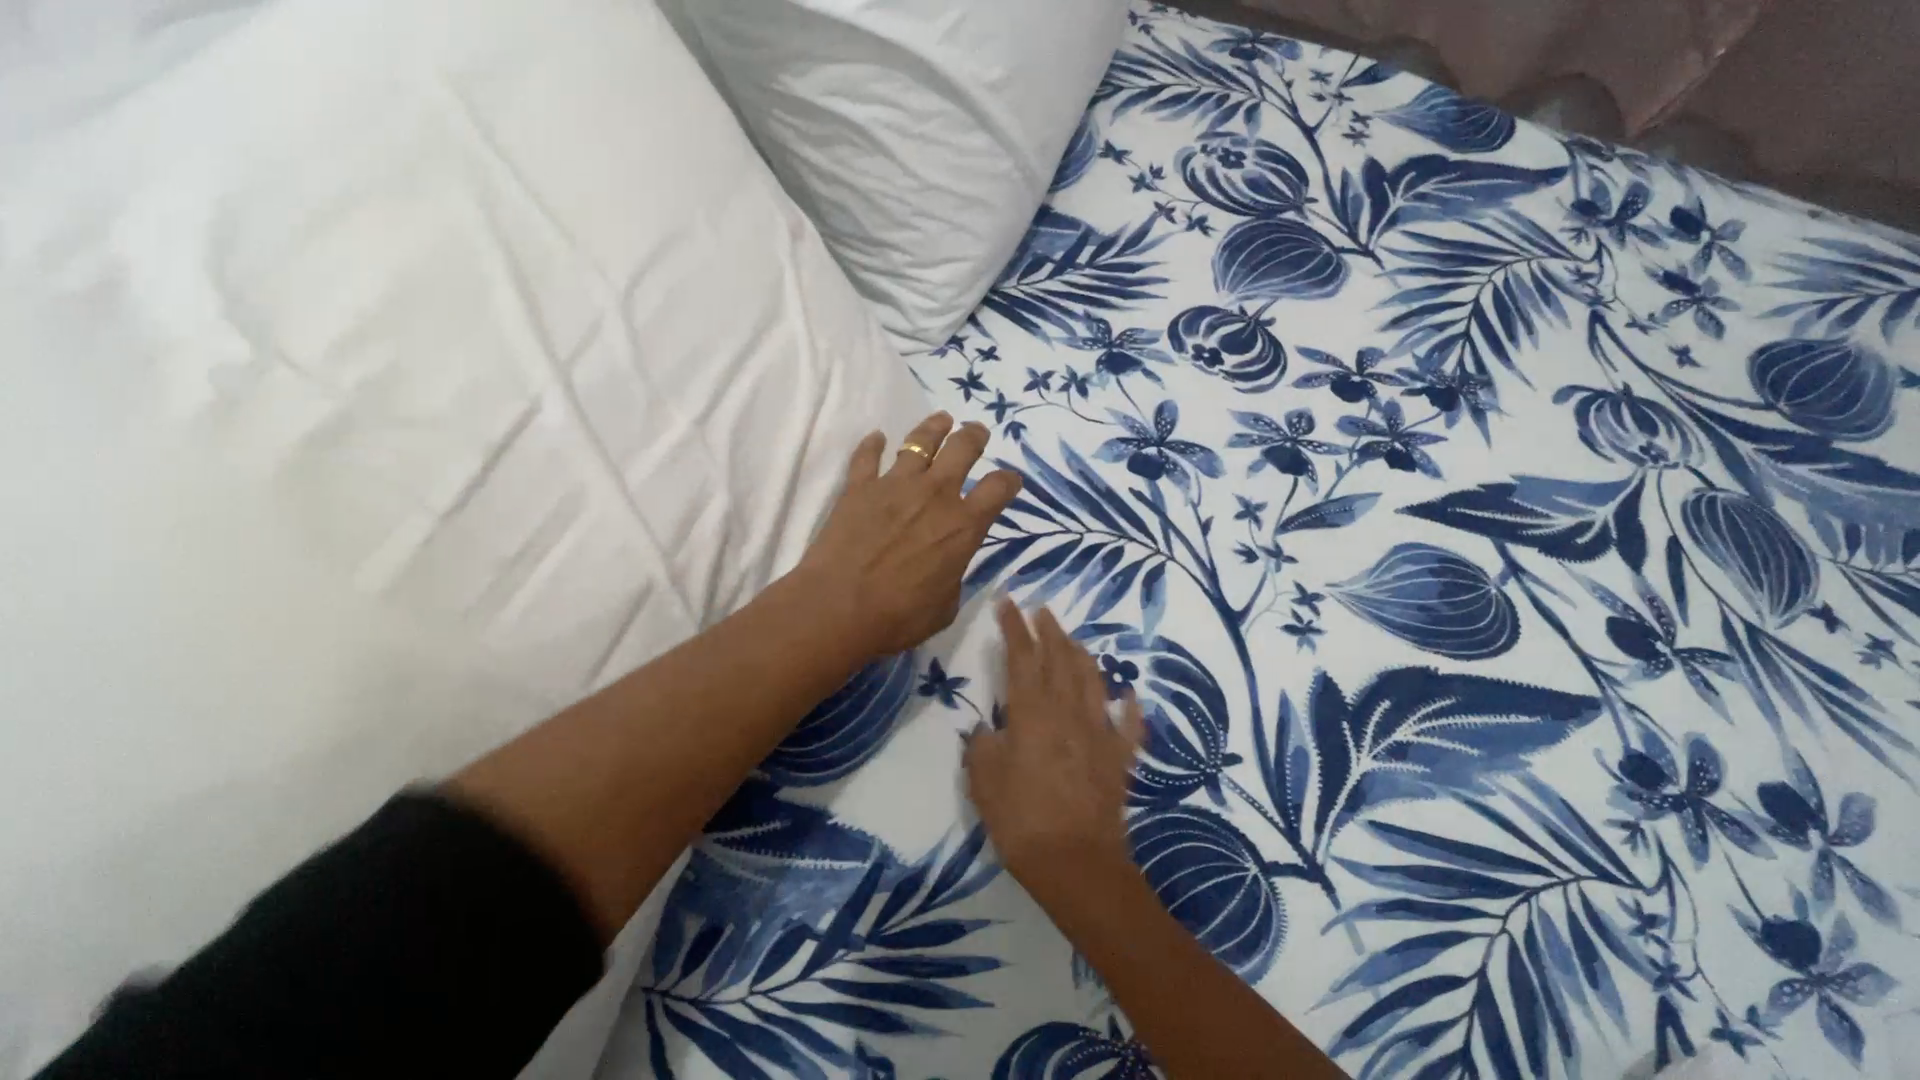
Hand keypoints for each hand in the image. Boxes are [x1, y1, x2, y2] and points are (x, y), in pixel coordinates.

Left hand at [797, 412, 1022, 659]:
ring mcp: (895, 485)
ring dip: (933, 428)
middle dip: (974, 436)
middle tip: (976, 432)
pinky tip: (876, 437)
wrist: (839, 607)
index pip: (999, 488)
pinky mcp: (859, 487)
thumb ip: (954, 575)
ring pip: (920, 441)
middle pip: (963, 448)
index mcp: (964, 525)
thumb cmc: (898, 616)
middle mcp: (935, 495)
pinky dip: (872, 444)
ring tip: (941, 420)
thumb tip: (949, 565)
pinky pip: (867, 456)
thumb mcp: (946, 605)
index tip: (1010, 480)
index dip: (1009, 481)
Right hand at [965, 598, 1146, 901]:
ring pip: (1094, 681)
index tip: (1007, 601)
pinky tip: (1130, 693)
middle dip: (1049, 631)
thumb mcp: (984, 783)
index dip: (1014, 627)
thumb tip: (987, 730)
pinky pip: (1130, 725)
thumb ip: (983, 748)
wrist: (1077, 864)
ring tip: (1072, 638)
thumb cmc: (1022, 822)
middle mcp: (1069, 713)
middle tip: (1041, 609)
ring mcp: (1100, 734)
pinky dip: (1131, 706)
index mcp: (1032, 714)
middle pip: (1060, 660)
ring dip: (1082, 655)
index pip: (1022, 658)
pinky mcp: (1120, 760)